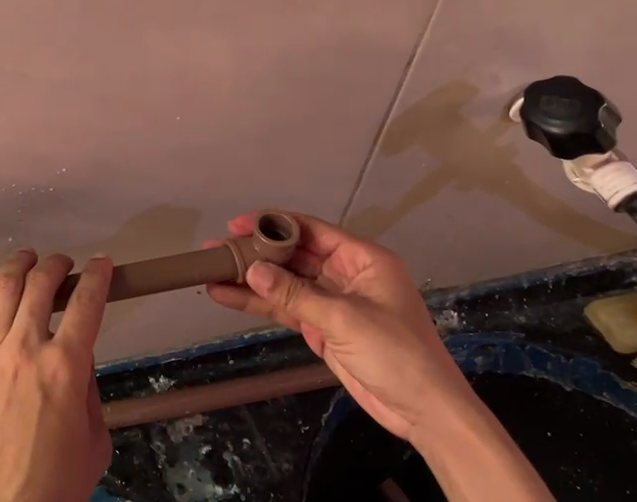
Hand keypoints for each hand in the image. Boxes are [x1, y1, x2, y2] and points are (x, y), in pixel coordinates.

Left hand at [0, 250, 113, 501]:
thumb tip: (79, 356)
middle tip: (65, 264)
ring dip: (19, 265)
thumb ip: (88, 389)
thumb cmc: (55, 482)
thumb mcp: (94, 439)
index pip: (87, 304)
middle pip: (41, 283)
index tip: (102, 264)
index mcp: (65, 367)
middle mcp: (26, 348)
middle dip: (57, 264)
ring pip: (3, 287)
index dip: (98, 276)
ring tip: (29, 259)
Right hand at [204, 212, 472, 442]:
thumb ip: (295, 293)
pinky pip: (284, 306)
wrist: (425, 413)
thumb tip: (251, 270)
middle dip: (255, 252)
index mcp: (363, 259)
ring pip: (284, 281)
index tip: (236, 225)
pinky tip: (225, 295)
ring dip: (250, 278)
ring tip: (211, 270)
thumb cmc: (396, 354)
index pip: (311, 230)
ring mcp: (333, 300)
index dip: (273, 224)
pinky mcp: (322, 326)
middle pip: (293, 254)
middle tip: (216, 249)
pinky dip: (257, 302)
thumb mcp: (344, 319)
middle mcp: (346, 274)